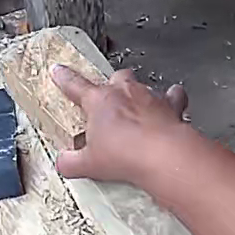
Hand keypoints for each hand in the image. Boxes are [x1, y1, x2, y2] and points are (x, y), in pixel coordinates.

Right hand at [50, 65, 195, 187]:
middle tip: (111, 100)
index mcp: (99, 101)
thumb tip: (63, 164)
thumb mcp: (89, 164)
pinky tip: (171, 108)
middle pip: (116, 78)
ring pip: (144, 85)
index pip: (75, 85)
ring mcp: (150, 97)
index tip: (59, 71)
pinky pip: (175, 96)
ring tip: (139, 107)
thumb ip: (71, 162)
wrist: (163, 155)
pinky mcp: (172, 107)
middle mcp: (125, 92)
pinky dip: (173, 100)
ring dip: (140, 94)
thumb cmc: (126, 154)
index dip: (65, 78)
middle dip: (113, 85)